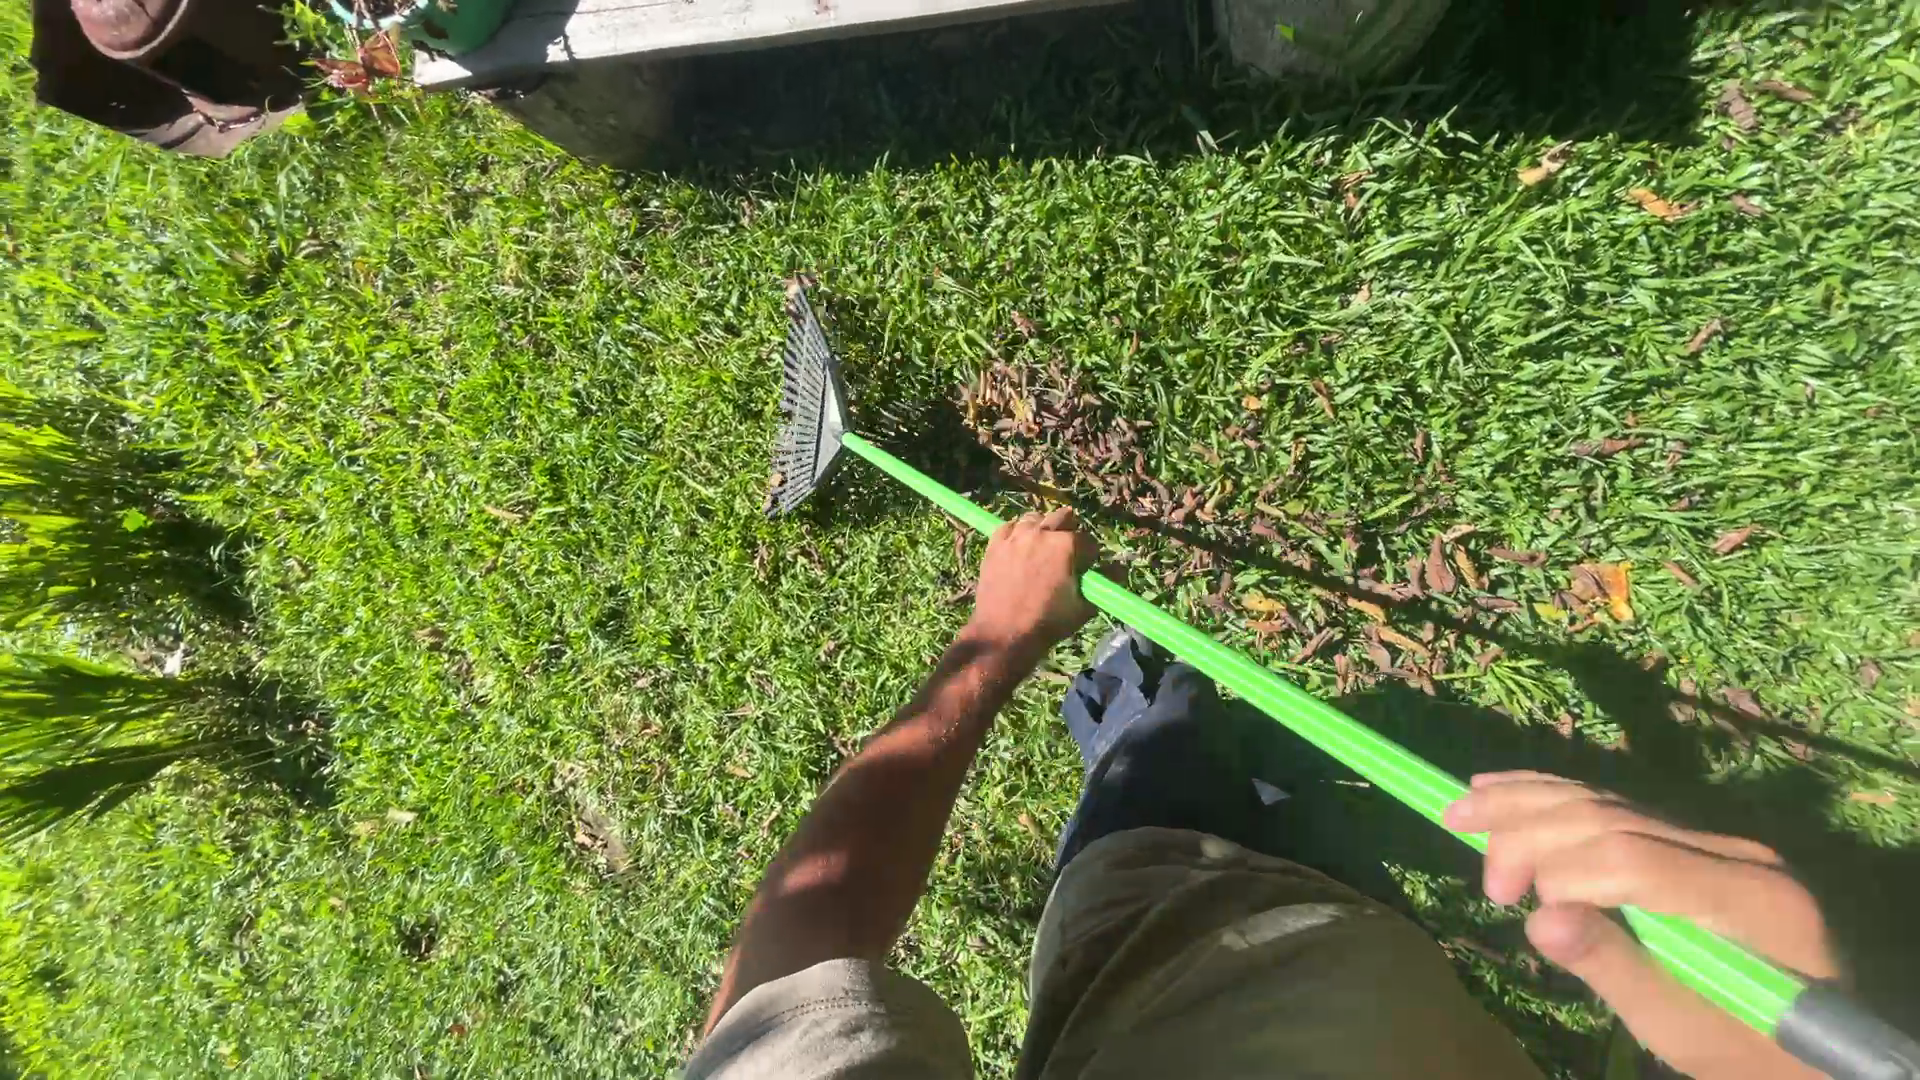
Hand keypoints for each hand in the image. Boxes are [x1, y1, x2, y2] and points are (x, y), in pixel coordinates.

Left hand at [963, 506, 1097, 659]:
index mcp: (1067, 545)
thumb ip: (1105, 583)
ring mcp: (1016, 536)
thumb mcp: (1084, 606)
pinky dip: (1017, 533)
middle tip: (1065, 555)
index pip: (1088, 541)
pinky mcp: (995, 544)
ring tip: (1041, 549)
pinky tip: (1019, 548)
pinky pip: (1009, 527)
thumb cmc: (1048, 622)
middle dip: (1069, 533)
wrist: (1004, 633)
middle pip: (1063, 518)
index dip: (1089, 556)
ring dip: (1042, 529)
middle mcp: (1042, 533)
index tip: (1084, 569)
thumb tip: (1120, 569)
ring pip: (1034, 518)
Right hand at [1444, 772, 1836, 1078]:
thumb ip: (1615, 968)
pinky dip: (1537, 793)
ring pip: (1592, 797)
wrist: (1805, 1047)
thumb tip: (1541, 923)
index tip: (1521, 908)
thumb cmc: (1746, 1048)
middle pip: (1604, 818)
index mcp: (1750, 898)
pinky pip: (1597, 799)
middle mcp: (1732, 850)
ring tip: (1457, 811)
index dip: (1562, 870)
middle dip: (1527, 837)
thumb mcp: (1682, 1027)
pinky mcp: (1676, 833)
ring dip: (1516, 801)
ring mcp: (1704, 836)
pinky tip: (1491, 786)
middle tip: (1490, 886)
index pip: (1634, 856)